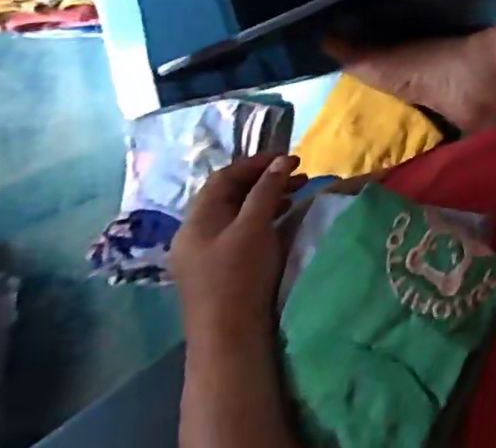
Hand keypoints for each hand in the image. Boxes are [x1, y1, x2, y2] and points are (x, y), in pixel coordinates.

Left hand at [171, 152, 302, 342]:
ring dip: (267, 196)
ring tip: (297, 192)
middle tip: (299, 174)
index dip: (256, 163)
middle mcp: (196, 233)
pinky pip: (241, 228)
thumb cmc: (239, 276)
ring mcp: (206, 252)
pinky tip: (283, 218)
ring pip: (238, 211)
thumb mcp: (254, 227)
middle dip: (265, 178)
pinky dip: (264, 215)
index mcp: (197, 221)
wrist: (228, 336)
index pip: (224, 177)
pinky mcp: (219, 267)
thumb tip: (281, 161)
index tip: (290, 158)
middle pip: (230, 193)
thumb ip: (267, 190)